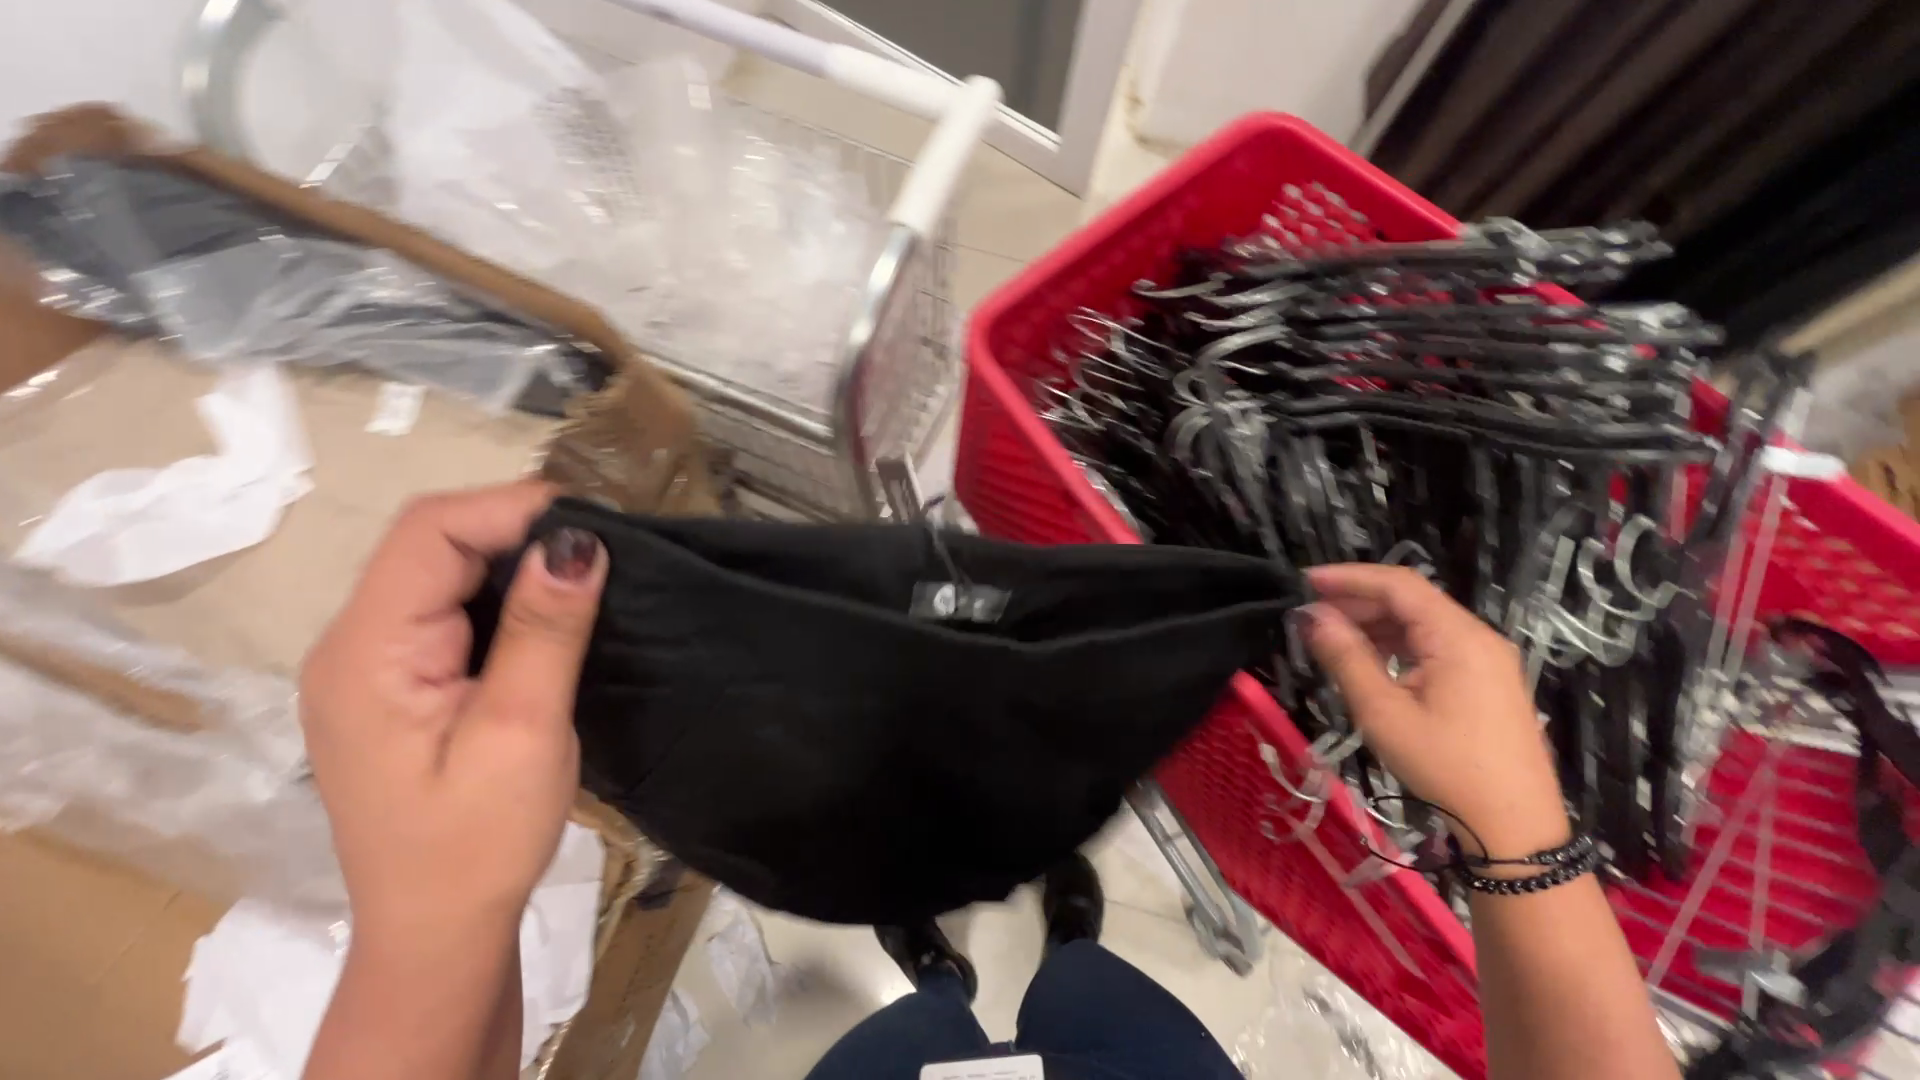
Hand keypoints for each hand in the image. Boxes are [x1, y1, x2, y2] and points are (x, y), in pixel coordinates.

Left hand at [299, 482, 606, 933]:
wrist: (439, 932)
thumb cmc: (479, 841)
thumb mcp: (523, 731)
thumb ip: (544, 630)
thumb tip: (578, 542)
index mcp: (368, 652)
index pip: (430, 532)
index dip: (512, 508)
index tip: (597, 524)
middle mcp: (353, 644)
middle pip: (429, 543)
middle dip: (517, 529)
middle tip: (603, 547)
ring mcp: (370, 665)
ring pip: (440, 572)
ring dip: (513, 561)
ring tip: (587, 572)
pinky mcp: (398, 685)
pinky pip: (446, 610)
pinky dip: (502, 595)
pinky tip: (548, 611)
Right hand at [1302, 564, 1568, 857]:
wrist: (1515, 827)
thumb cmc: (1445, 765)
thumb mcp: (1383, 712)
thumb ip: (1346, 657)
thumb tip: (1311, 617)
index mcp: (1457, 636)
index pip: (1398, 584)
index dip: (1348, 577)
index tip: (1304, 582)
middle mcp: (1477, 636)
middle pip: (1411, 600)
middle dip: (1357, 601)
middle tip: (1309, 615)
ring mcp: (1486, 659)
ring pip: (1422, 623)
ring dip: (1375, 624)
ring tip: (1330, 637)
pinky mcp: (1486, 681)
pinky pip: (1435, 646)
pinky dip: (1397, 644)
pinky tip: (1368, 660)